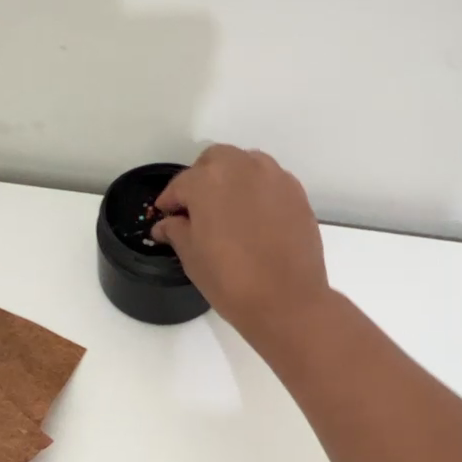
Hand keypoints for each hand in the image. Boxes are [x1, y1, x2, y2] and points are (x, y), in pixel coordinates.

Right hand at [151, 145, 331, 342]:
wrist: (286, 300)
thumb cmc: (230, 280)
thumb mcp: (192, 257)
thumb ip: (176, 231)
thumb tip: (166, 224)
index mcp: (207, 180)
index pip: (180, 185)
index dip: (169, 202)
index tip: (165, 215)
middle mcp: (241, 167)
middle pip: (214, 162)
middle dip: (202, 180)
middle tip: (196, 209)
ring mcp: (273, 177)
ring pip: (245, 165)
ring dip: (231, 180)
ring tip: (227, 210)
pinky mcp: (296, 192)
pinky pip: (269, 181)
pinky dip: (257, 191)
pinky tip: (254, 218)